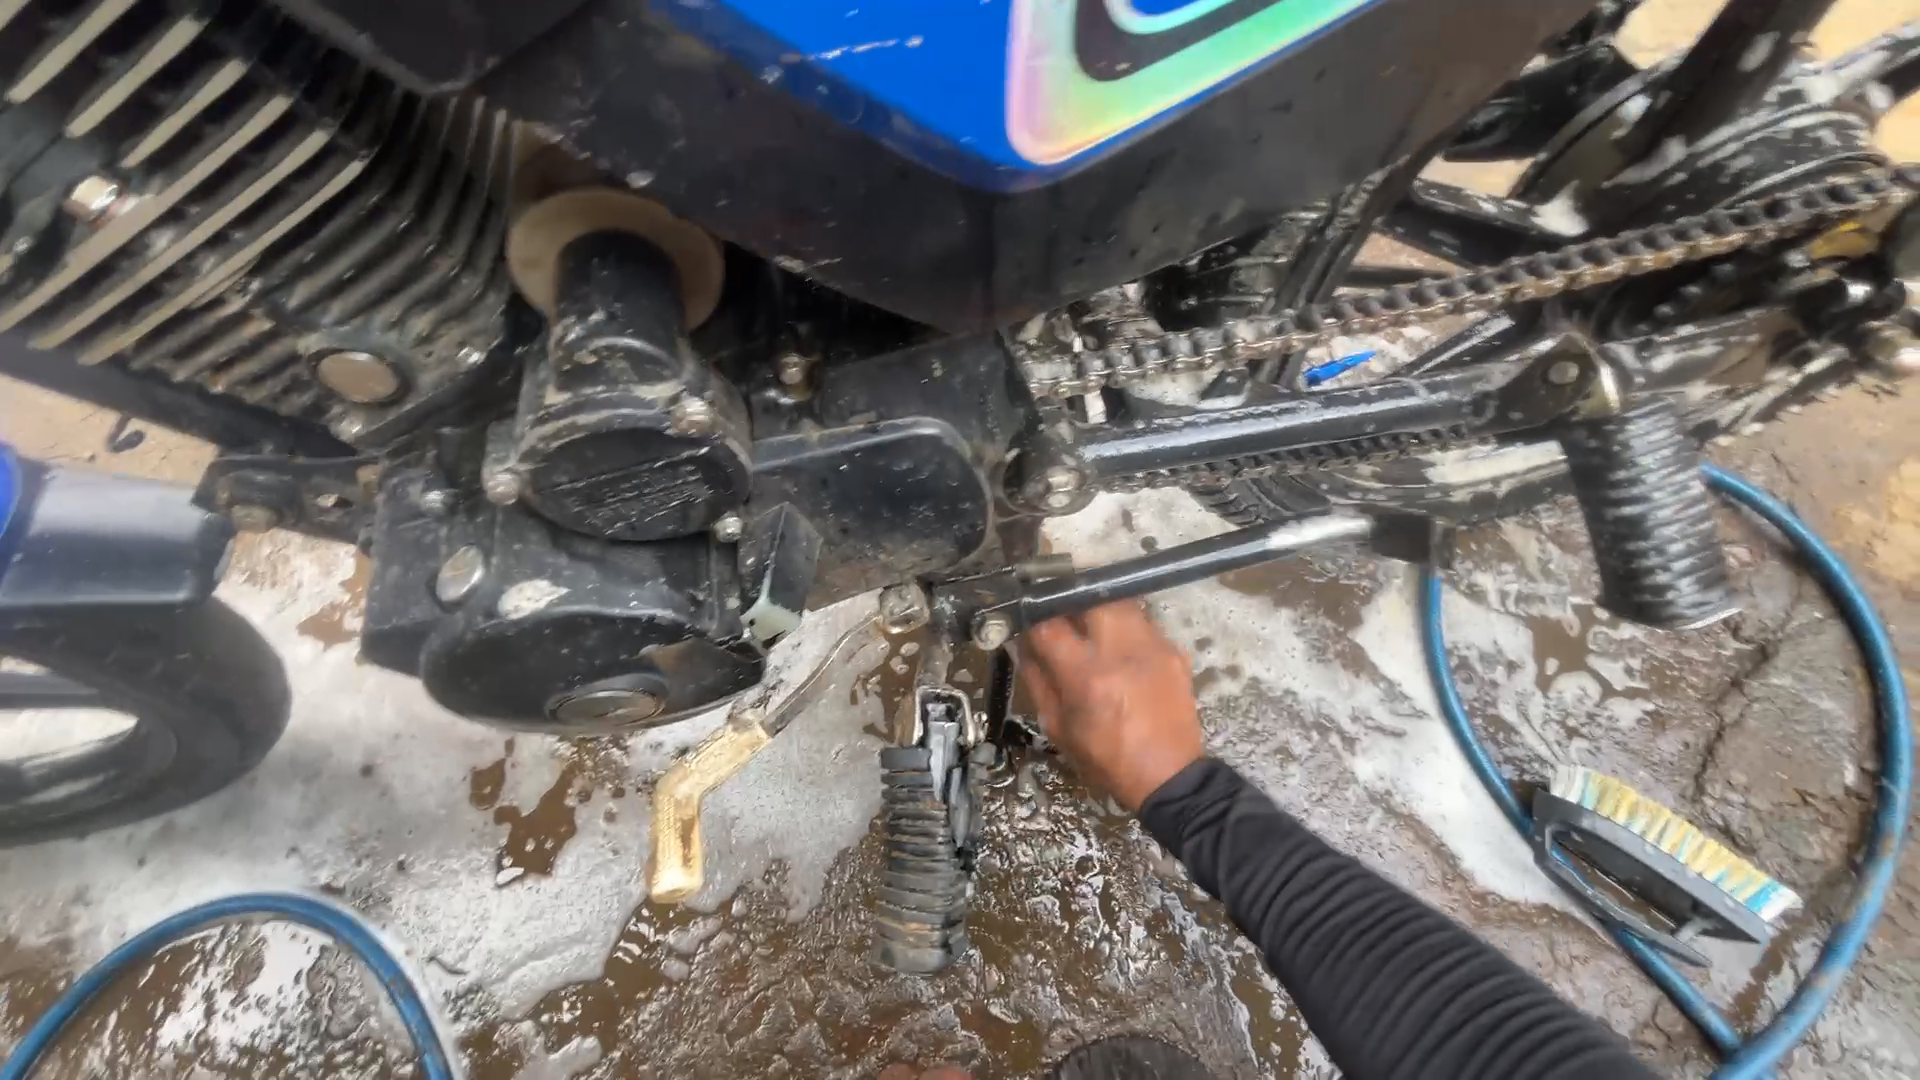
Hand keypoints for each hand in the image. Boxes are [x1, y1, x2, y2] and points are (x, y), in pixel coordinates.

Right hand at [1019, 601, 1204, 811]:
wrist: (1169, 777)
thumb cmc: (1106, 759)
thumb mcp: (1057, 726)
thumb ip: (1037, 679)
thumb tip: (1023, 643)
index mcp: (1086, 676)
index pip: (1048, 625)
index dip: (1031, 617)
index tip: (1026, 619)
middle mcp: (1121, 651)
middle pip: (1089, 595)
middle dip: (1068, 599)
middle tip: (1060, 612)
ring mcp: (1153, 647)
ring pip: (1120, 601)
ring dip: (1099, 607)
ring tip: (1090, 625)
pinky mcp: (1174, 651)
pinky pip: (1143, 622)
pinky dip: (1125, 628)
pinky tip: (1120, 648)